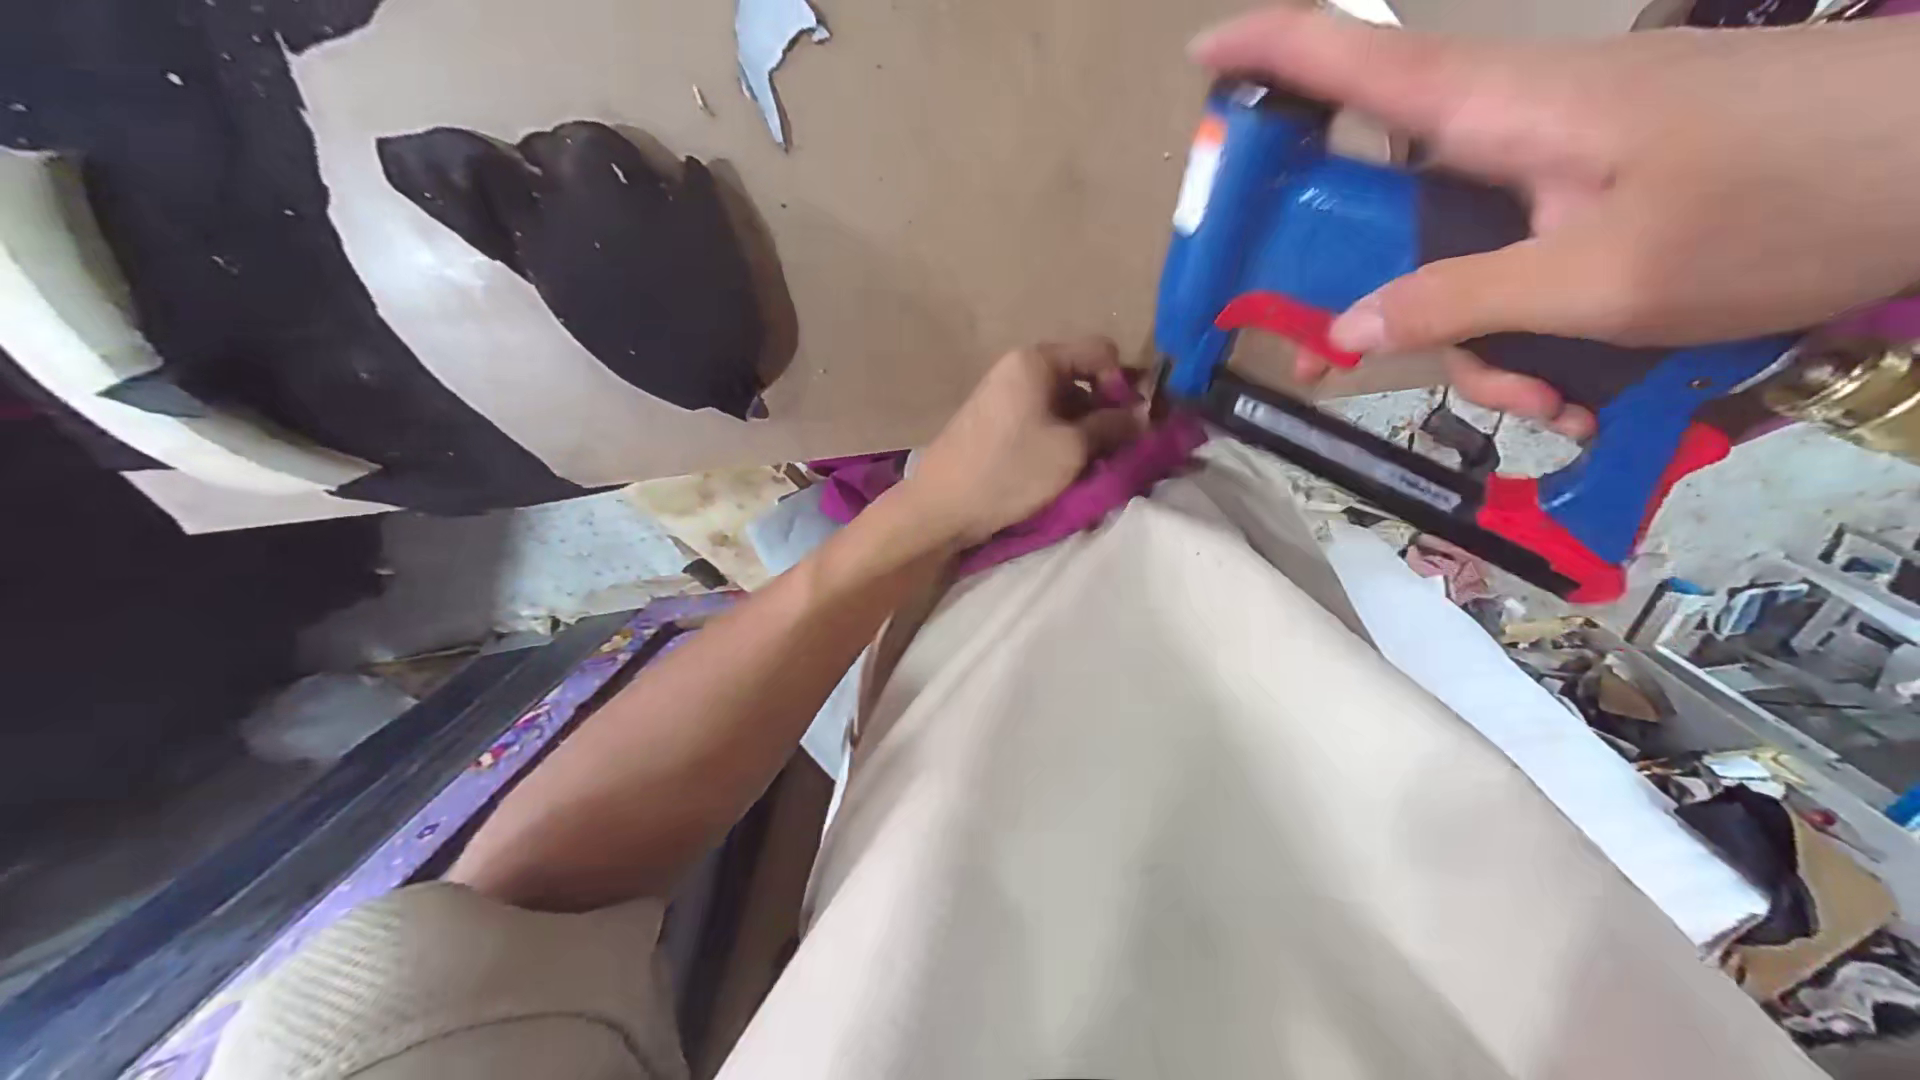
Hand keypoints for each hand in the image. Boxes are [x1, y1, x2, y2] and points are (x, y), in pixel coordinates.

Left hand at [897, 337, 1146, 547]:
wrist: (942, 507)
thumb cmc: (1010, 470)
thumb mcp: (1071, 448)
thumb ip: (1112, 425)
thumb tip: (1143, 414)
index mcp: (1036, 360)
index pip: (1100, 351)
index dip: (1124, 382)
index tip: (1132, 421)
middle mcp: (1017, 368)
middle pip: (1080, 376)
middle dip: (1105, 409)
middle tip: (1119, 447)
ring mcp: (1002, 395)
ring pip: (1061, 402)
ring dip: (1083, 428)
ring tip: (1091, 463)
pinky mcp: (994, 422)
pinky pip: (1039, 419)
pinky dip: (1058, 437)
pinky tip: (1063, 467)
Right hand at [1192, 10, 1919, 436]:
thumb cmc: (1802, 198)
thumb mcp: (1605, 278)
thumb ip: (1458, 302)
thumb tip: (1346, 332)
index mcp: (1497, 112)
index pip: (1354, 61)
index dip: (1269, 53)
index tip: (1198, 62)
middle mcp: (1501, 132)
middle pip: (1372, 203)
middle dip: (1350, 291)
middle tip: (1321, 358)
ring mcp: (1540, 169)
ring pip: (1439, 259)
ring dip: (1465, 341)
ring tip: (1539, 395)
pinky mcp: (1577, 200)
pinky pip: (1501, 273)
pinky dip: (1520, 337)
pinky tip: (1575, 386)